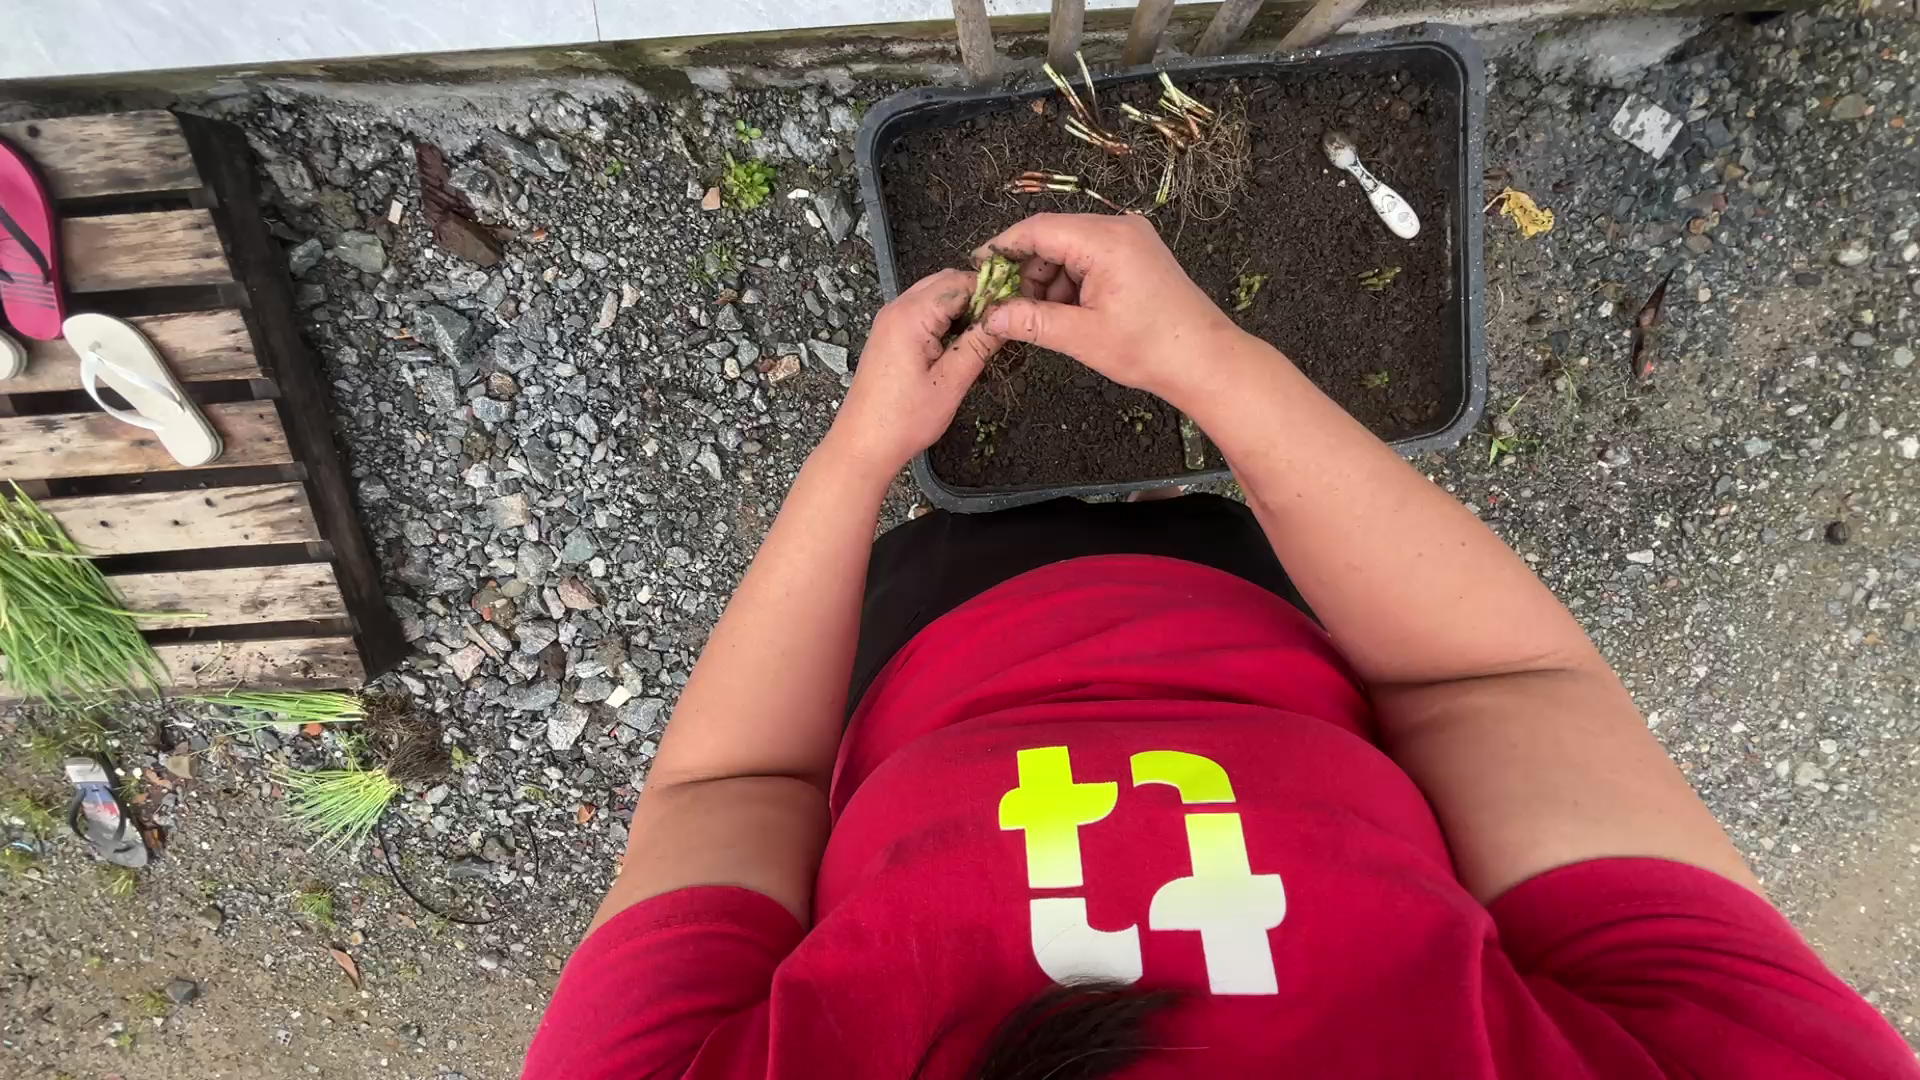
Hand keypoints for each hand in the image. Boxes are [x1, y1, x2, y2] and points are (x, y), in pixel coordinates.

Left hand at [824, 268, 1001, 477]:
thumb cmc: (902, 420)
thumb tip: (1003, 319)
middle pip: (946, 282)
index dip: (990, 292)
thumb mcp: (951, 382)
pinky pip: (922, 313)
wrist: (863, 444)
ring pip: (934, 296)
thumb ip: (979, 344)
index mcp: (911, 316)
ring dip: (961, 309)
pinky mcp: (888, 335)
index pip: (960, 281)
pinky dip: (944, 320)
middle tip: (1001, 324)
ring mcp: (889, 321)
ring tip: (982, 336)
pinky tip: (958, 344)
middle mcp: (896, 310)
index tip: (1012, 310)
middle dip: (976, 297)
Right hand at [974, 213, 1243, 402]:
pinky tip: (1065, 314)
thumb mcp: (1081, 337)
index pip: (1038, 228)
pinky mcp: (1134, 255)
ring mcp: (1129, 239)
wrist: (1203, 359)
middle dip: (1025, 272)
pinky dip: (1068, 284)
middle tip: (1008, 309)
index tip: (977, 269)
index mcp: (1105, 240)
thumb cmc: (1149, 348)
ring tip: (1041, 320)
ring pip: (1068, 251)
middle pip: (1052, 237)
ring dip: (1046, 282)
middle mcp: (1118, 228)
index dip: (1003, 248)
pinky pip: (1088, 260)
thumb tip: (991, 318)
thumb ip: (1031, 322)